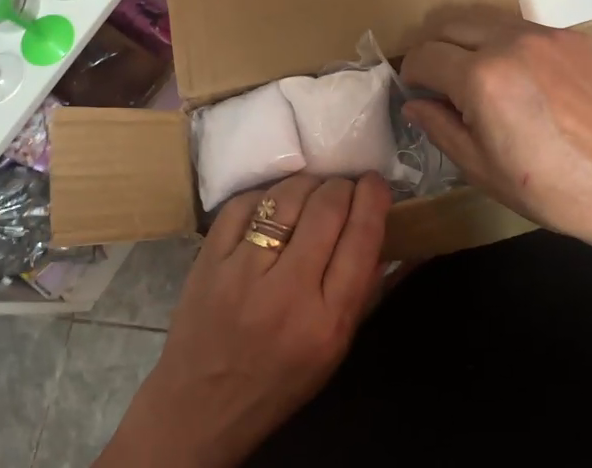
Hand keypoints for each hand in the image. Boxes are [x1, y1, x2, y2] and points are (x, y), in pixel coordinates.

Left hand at [98, 173, 391, 467]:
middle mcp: (287, 292)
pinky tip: (275, 203)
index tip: (376, 184)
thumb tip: (391, 234)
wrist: (200, 407)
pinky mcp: (208, 260)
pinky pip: (243, 203)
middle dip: (343, 186)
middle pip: (327, 208)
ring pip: (286, 197)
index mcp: (327, 320)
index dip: (374, 199)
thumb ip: (365, 289)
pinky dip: (266, 195)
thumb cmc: (279, 380)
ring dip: (308, 184)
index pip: (362, 238)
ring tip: (313, 191)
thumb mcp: (336, 348)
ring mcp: (241, 272)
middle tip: (346, 187)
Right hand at [399, 7, 591, 247]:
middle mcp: (509, 42)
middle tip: (440, 79)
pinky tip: (523, 79)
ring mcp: (544, 35)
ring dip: (472, 40)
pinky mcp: (573, 37)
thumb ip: (440, 126)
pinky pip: (525, 30)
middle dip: (437, 48)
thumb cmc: (548, 187)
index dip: (412, 73)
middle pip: (451, 24)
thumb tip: (415, 104)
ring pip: (488, 19)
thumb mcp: (480, 167)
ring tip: (478, 74)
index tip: (417, 90)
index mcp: (480, 77)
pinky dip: (510, 45)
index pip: (425, 55)